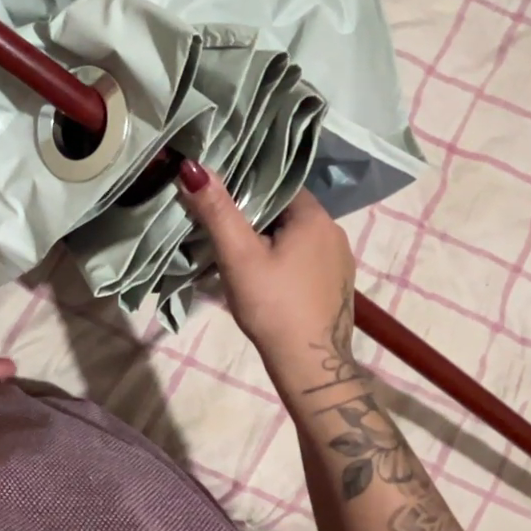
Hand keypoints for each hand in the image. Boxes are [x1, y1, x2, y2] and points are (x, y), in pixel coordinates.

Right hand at [177, 160, 355, 374]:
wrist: (308, 364)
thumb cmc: (271, 303)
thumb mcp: (237, 255)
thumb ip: (216, 209)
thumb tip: (191, 167)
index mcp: (315, 217)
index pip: (277, 184)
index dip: (245, 187)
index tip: (217, 198)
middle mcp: (334, 232)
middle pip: (284, 210)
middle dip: (253, 216)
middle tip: (218, 228)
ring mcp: (338, 261)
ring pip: (293, 236)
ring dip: (266, 239)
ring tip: (234, 253)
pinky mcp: (335, 285)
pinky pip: (303, 259)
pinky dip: (281, 259)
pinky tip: (261, 277)